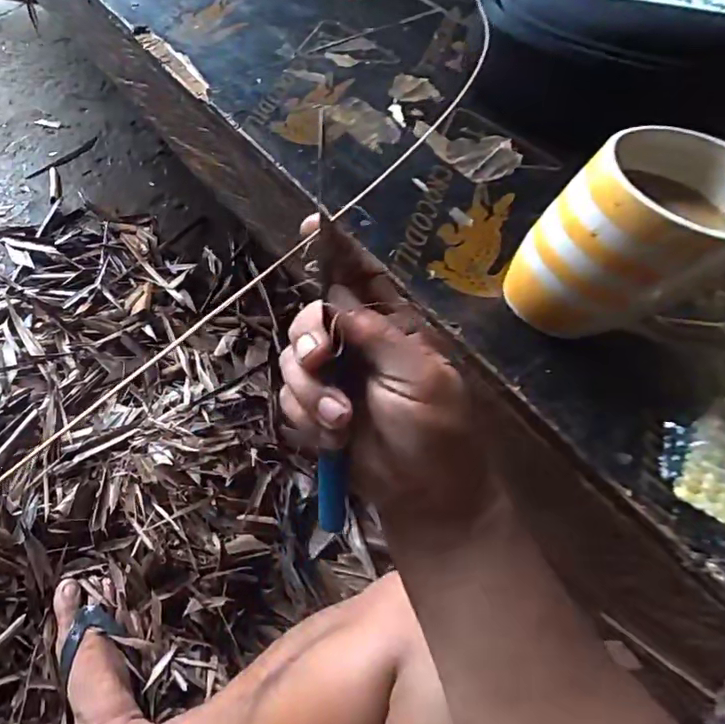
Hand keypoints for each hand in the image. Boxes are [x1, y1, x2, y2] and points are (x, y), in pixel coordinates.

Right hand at [279, 215, 499, 523]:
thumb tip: (338, 305)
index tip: (312, 226)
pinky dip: (305, 418)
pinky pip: (287, 398)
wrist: (423, 497)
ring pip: (292, 361)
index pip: (359, 277)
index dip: (335, 251)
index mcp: (390, 327)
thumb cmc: (437, 433)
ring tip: (342, 424)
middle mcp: (355, 344)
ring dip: (311, 394)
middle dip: (309, 340)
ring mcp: (331, 377)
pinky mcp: (312, 408)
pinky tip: (333, 439)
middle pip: (310, 318)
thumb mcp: (422, 378)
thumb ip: (380, 337)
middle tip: (322, 361)